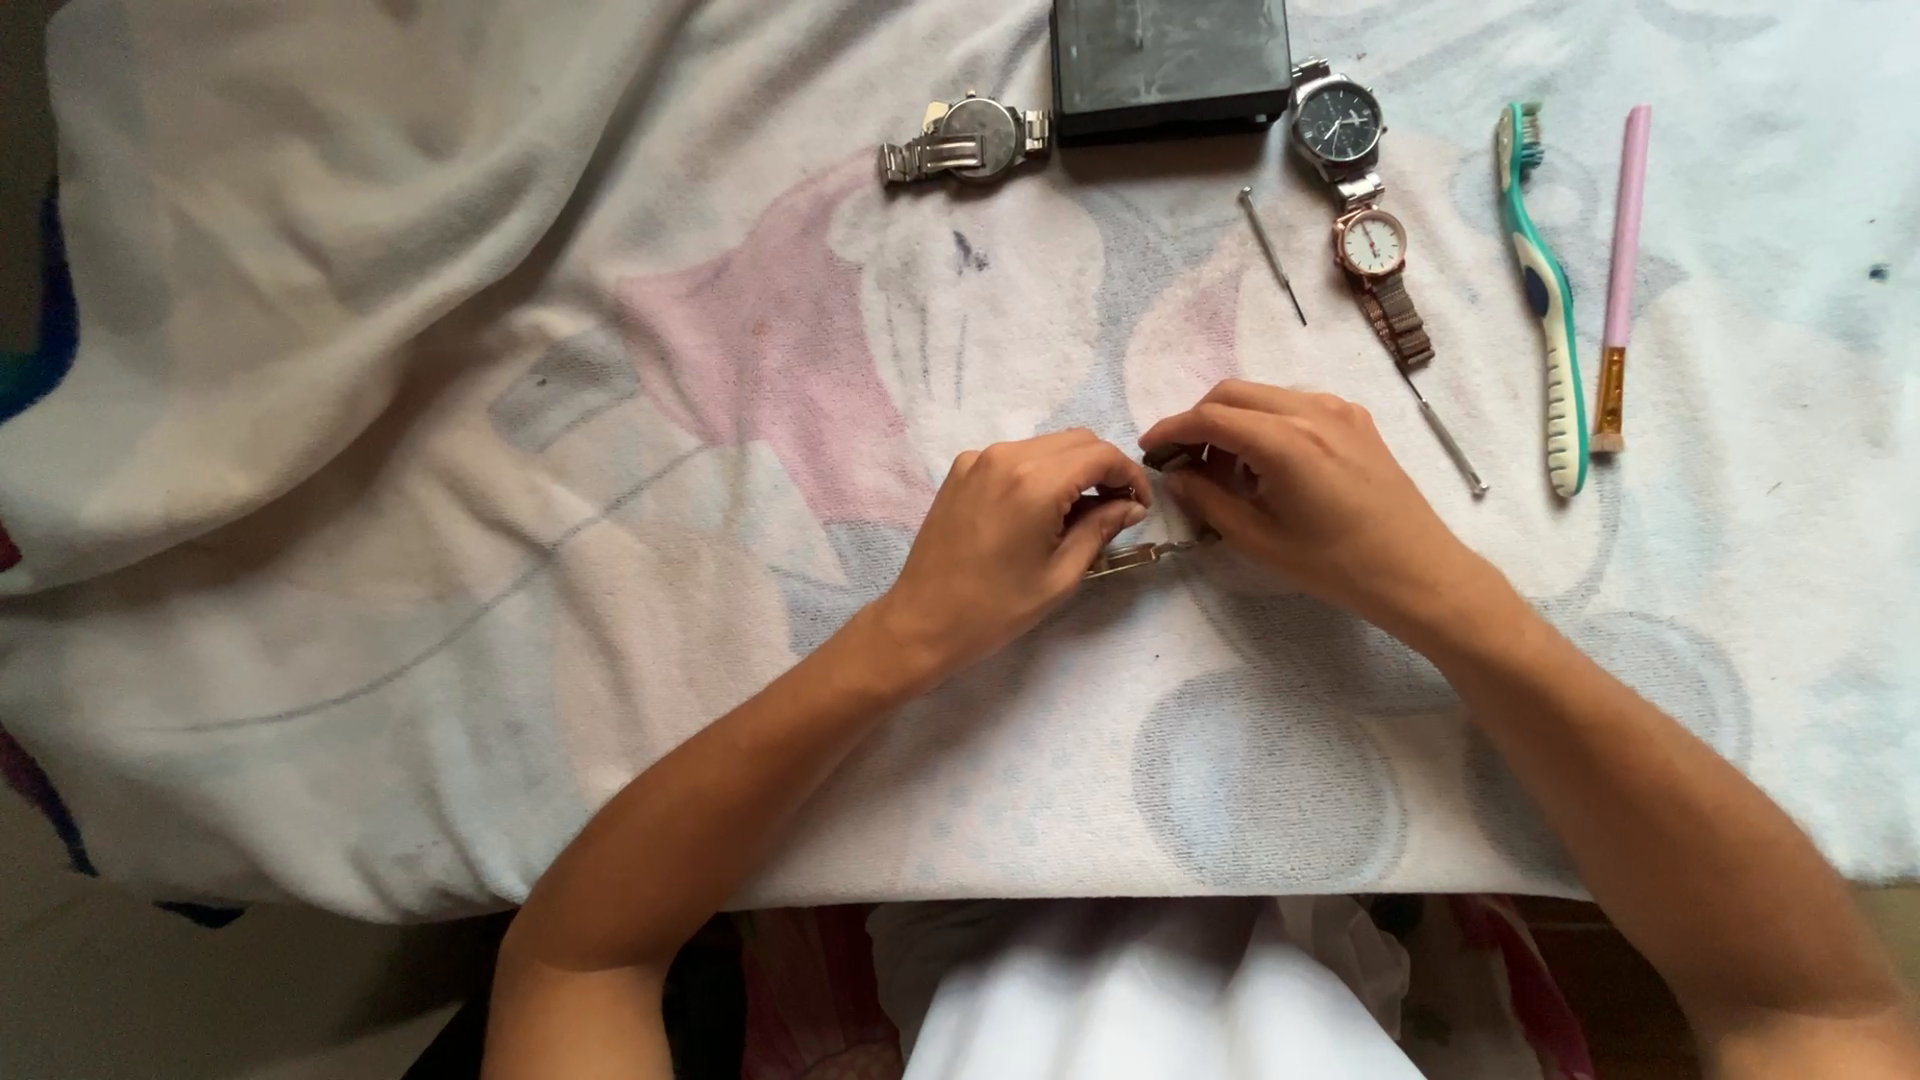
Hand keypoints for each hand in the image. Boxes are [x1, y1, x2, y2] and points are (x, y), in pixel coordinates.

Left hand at [871, 430, 1149, 690]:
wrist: (923, 621)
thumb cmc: (995, 608)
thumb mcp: (1061, 575)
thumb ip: (1100, 529)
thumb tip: (1130, 505)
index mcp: (1034, 481)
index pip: (1100, 455)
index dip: (1130, 475)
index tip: (1140, 506)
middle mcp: (1005, 455)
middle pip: (1075, 441)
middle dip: (1104, 469)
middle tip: (1117, 509)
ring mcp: (978, 459)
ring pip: (1045, 446)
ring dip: (1072, 469)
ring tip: (1080, 514)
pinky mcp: (961, 471)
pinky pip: (1014, 458)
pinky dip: (1038, 473)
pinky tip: (1040, 511)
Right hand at [1140, 380, 1504, 646]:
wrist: (1417, 571)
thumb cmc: (1334, 564)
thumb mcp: (1257, 538)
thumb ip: (1207, 499)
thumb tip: (1177, 475)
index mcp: (1285, 441)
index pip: (1210, 417)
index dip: (1171, 430)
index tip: (1149, 449)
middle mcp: (1311, 410)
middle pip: (1232, 393)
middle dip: (1198, 421)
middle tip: (1184, 462)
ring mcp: (1338, 409)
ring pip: (1262, 395)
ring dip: (1231, 421)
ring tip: (1224, 470)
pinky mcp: (1354, 419)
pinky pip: (1292, 405)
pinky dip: (1263, 423)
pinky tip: (1264, 465)